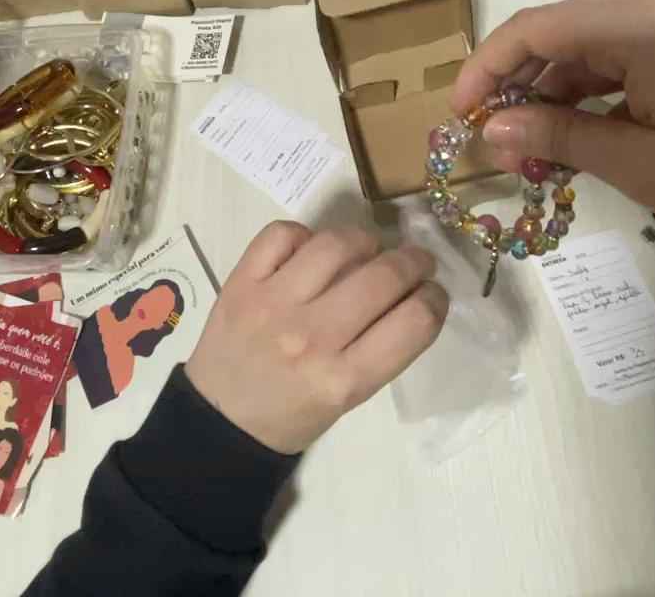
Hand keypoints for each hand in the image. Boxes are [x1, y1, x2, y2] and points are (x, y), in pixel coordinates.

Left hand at [185, 222, 448, 453]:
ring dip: (364, 239)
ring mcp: (272, 303)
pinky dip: (305, 234)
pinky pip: (282, 234)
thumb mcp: (348, 397)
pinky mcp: (242, 281)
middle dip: (414, 261)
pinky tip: (312, 250)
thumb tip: (411, 291)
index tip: (433, 293)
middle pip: (383, 277)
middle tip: (416, 261)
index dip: (435, 299)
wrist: (219, 420)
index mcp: (344, 380)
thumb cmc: (291, 414)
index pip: (414, 322)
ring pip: (335, 244)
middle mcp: (311, 337)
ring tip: (367, 249)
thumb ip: (380, 347)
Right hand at [451, 0, 654, 296]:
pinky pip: (634, 59)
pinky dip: (601, 95)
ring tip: (538, 152)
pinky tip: (587, 136)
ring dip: (559, 94)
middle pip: (564, 32)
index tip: (459, 115)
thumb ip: (558, 137)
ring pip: (597, 47)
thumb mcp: (644, 167)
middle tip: (498, 142)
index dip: (486, 67)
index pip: (538, 27)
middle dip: (520, 85)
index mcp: (649, 24)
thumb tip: (491, 128)